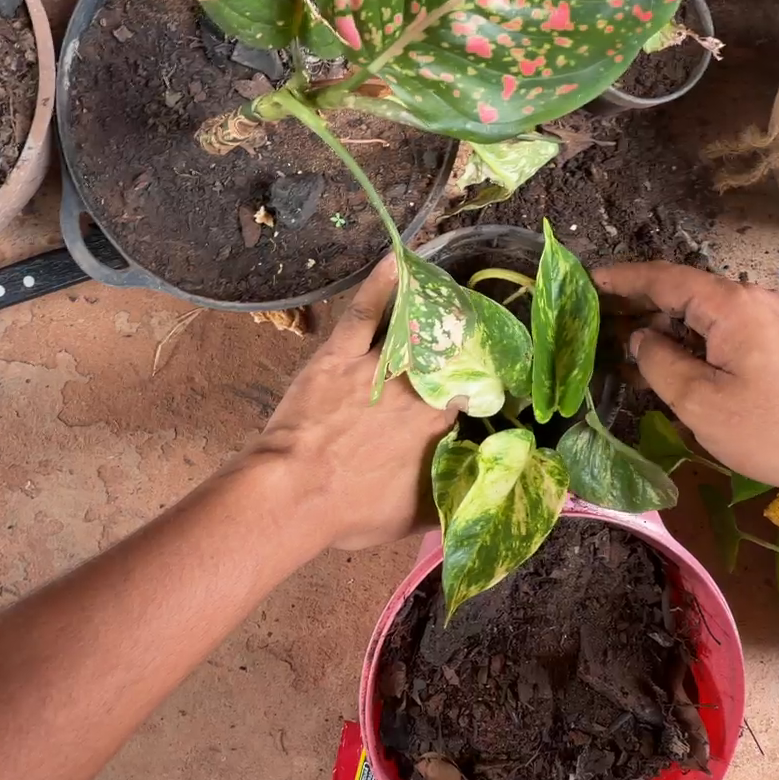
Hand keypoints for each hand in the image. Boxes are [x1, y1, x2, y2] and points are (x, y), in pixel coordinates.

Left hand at [245, 257, 459, 549]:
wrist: (295, 493)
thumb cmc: (352, 510)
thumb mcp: (413, 518)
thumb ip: (449, 500)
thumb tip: (480, 493)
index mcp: (434, 424)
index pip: (467, 396)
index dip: (476, 388)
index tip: (483, 384)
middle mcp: (414, 388)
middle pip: (445, 357)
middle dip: (461, 343)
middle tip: (474, 330)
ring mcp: (377, 366)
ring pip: (411, 329)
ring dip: (431, 309)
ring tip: (448, 291)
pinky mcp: (341, 355)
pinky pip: (363, 313)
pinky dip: (380, 285)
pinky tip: (397, 261)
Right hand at [593, 262, 778, 503]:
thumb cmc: (773, 432)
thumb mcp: (699, 403)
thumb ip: (660, 363)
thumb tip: (641, 339)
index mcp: (732, 306)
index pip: (666, 279)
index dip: (624, 278)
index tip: (590, 279)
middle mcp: (755, 299)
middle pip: (686, 290)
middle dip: (641, 301)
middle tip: (600, 315)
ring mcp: (774, 317)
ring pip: (707, 310)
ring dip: (668, 322)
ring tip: (629, 340)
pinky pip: (728, 326)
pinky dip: (695, 335)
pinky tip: (675, 357)